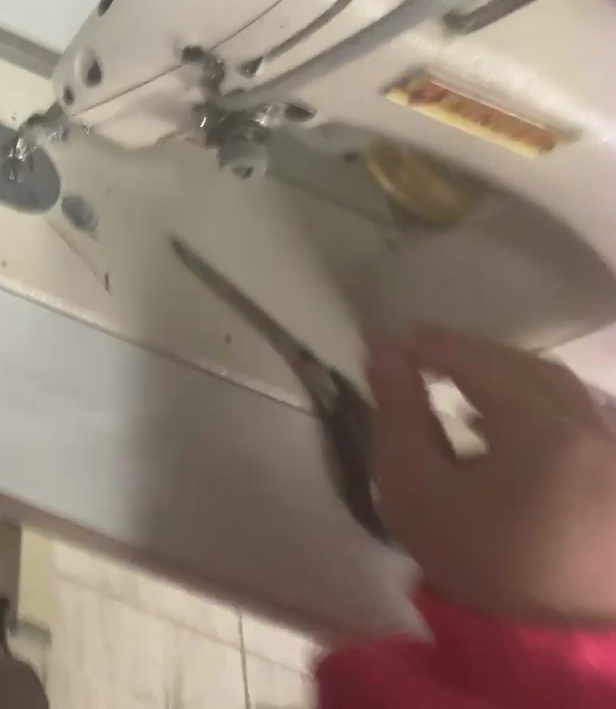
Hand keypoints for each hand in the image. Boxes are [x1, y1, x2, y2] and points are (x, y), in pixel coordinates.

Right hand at [368, 329, 615, 623]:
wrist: (547, 635)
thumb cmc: (469, 551)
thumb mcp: (410, 478)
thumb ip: (397, 407)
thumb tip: (385, 353)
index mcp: (544, 432)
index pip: (479, 362)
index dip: (427, 345)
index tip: (382, 342)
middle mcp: (601, 436)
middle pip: (533, 370)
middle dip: (472, 352)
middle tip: (417, 351)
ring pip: (569, 393)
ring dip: (510, 375)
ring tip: (458, 379)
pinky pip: (588, 423)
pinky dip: (542, 406)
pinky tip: (502, 421)